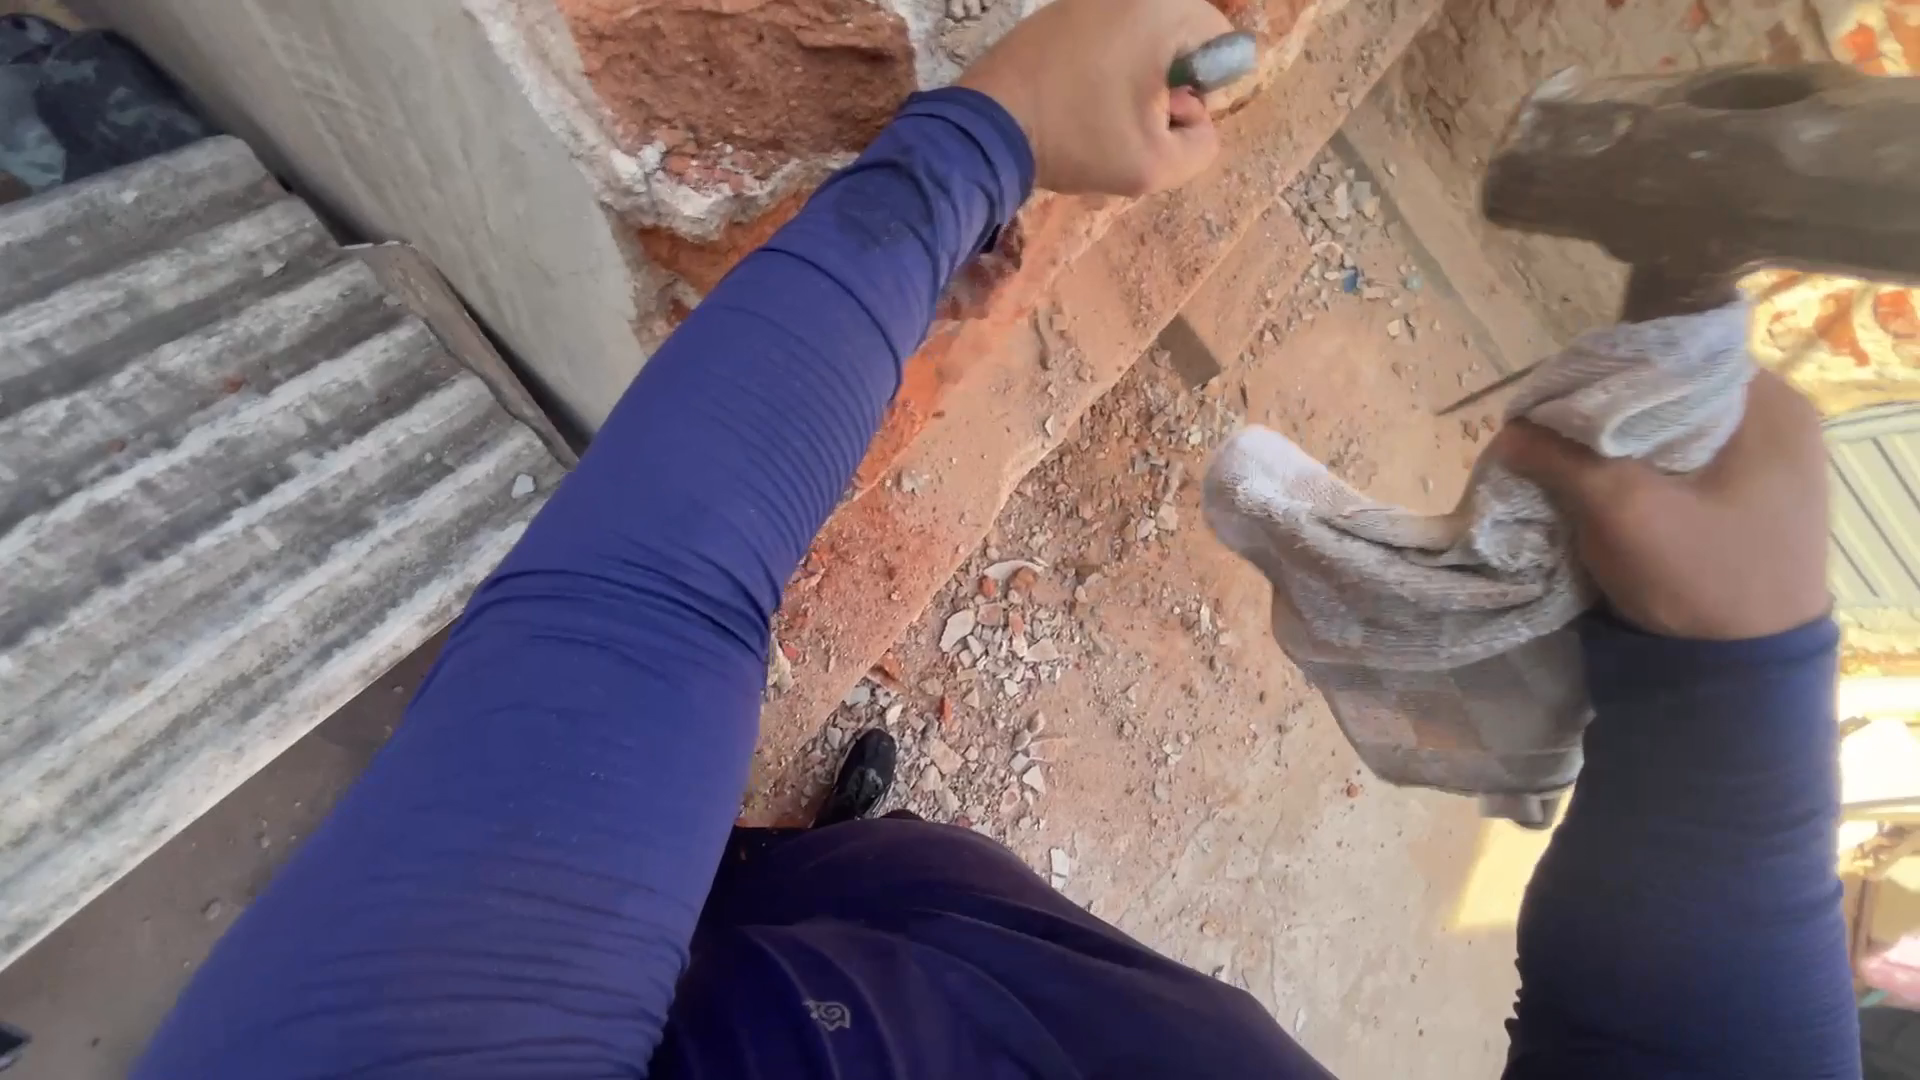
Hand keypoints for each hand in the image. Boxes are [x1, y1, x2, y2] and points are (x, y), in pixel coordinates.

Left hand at [957, 0, 1234, 195]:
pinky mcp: (1062, 10)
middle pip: (1181, 42)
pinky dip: (1104, 73)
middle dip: (1168, 88)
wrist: (990, 126)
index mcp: (1167, 7)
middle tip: (1132, 128)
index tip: (1165, 123)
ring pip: (1144, 44)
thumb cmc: (1076, 140)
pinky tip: (1079, 102)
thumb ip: (1199, 148)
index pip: (1222, 45)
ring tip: (1101, 118)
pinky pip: (1107, 41)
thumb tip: (1198, 123)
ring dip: (1135, 84)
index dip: (1203, 95)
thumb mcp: (1152, 167)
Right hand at [1493, 370, 1831, 640]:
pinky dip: (1617, 463)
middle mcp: (1766, 423)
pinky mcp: (1726, 492)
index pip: (1674, 355)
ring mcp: (1749, 460)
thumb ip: (1561, 459)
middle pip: (1662, 390)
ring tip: (1551, 453)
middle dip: (1594, 408)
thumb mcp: (1621, 510)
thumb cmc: (1697, 575)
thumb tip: (1507, 429)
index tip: (1549, 396)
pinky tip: (1583, 478)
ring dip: (1600, 440)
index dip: (1604, 369)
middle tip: (1540, 427)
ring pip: (1655, 425)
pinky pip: (1661, 457)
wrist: (1733, 660)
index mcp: (1767, 409)